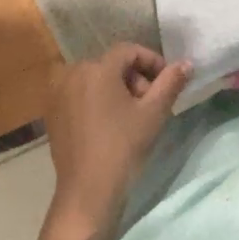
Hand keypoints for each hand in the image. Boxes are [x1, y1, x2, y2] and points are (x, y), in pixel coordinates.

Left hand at [31, 44, 191, 239]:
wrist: (89, 187)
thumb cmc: (124, 146)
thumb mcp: (154, 113)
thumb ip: (171, 82)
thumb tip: (186, 63)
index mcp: (97, 68)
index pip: (129, 51)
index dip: (152, 62)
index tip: (167, 83)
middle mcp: (72, 73)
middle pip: (111, 65)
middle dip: (135, 79)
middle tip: (151, 105)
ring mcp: (57, 93)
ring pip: (94, 80)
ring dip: (116, 90)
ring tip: (131, 117)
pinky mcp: (52, 112)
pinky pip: (79, 95)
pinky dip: (96, 101)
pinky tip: (109, 126)